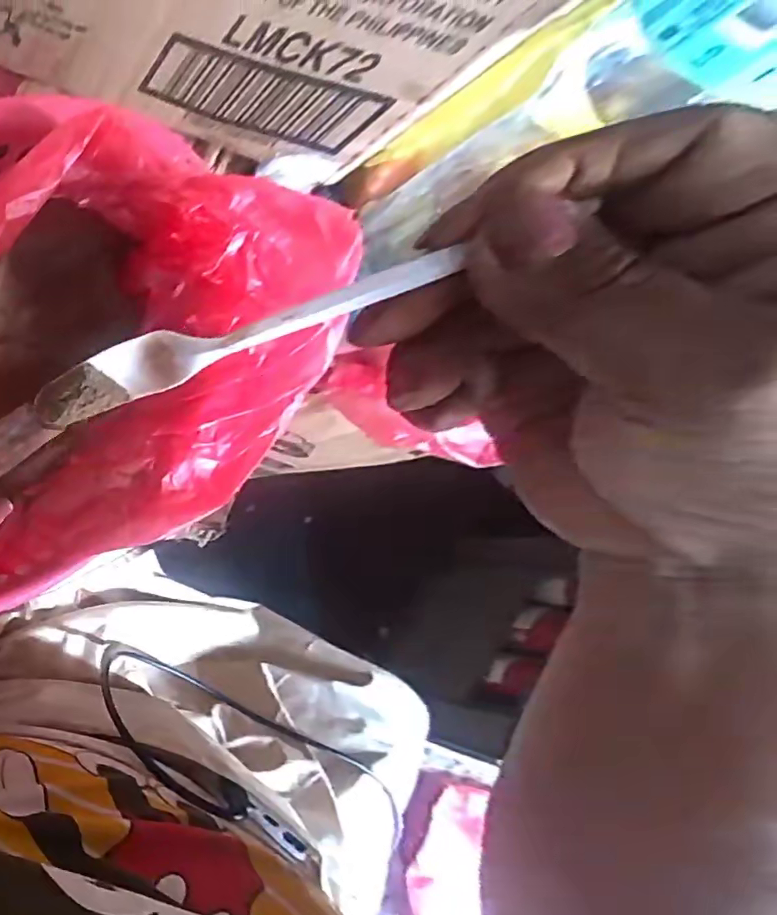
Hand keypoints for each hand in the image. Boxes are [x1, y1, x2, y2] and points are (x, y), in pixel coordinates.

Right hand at [351, 106, 776, 573]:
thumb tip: (506, 215)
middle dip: (452, 279)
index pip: (664, 151)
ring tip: (411, 391)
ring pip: (476, 295)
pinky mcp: (518, 365)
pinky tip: (429, 410)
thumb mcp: (693, 367)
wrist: (700, 557)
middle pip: (536, 230)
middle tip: (382, 324)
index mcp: (754, 226)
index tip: (469, 229)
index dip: (563, 174)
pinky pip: (452, 352)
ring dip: (425, 342)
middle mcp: (661, 257)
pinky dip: (426, 380)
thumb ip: (596, 290)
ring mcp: (578, 315)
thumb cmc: (752, 458)